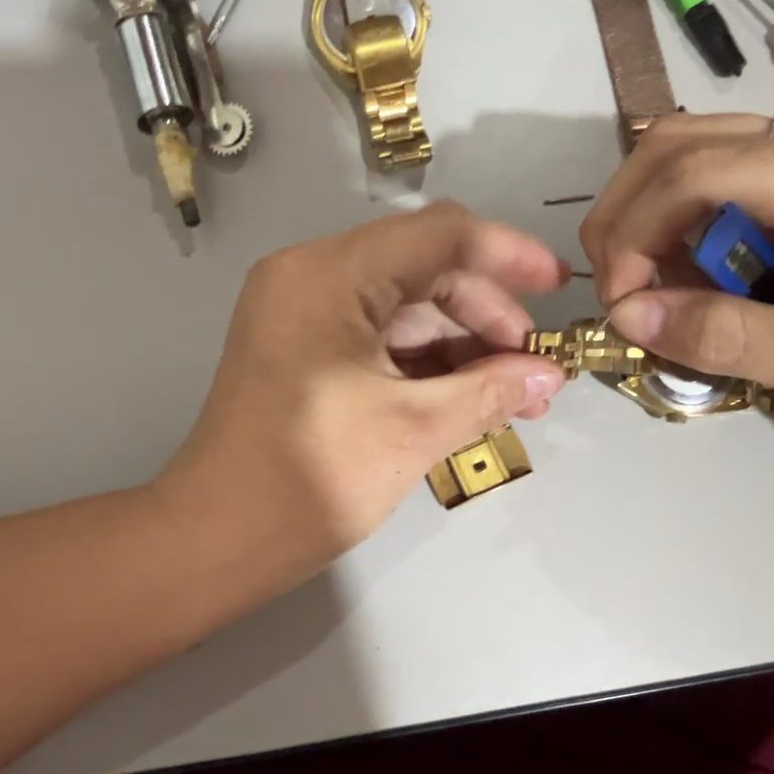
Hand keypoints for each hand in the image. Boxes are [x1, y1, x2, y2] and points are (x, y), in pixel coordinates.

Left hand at [159, 205, 567, 571]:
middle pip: (421, 269)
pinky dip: (422, 363)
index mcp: (328, 275)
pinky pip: (375, 337)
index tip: (558, 290)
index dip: (507, 256)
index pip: (438, 235)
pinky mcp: (300, 350)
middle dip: (485, 314)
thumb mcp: (412, 430)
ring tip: (515, 396)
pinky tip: (469, 398)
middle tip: (532, 370)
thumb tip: (547, 377)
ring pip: (401, 307)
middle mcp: (310, 277)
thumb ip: (488, 392)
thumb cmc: (310, 478)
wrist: (216, 538)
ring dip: (459, 345)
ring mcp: (300, 313)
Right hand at [580, 114, 773, 513]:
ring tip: (655, 300)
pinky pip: (729, 203)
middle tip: (619, 294)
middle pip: (698, 142)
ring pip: (703, 164)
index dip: (639, 227)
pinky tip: (693, 292)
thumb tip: (623, 316)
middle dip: (634, 216)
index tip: (617, 305)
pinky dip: (688, 246)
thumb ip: (726, 336)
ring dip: (657, 230)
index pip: (715, 164)